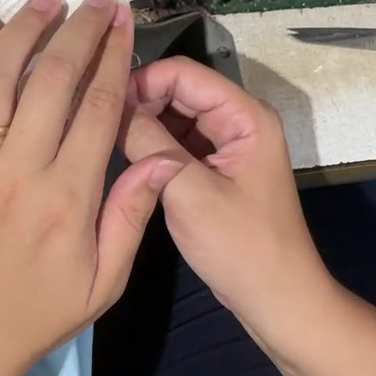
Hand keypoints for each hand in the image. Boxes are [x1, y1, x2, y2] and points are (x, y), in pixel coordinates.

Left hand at [0, 0, 185, 375]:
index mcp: (66, 197)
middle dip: (79, 31)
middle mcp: (19, 168)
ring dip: (24, 30)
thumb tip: (164, 159)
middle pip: (52, 80)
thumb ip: (132, 216)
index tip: (124, 21)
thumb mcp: (103, 283)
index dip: (114, 57)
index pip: (98, 108)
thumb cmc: (35, 315)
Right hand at [121, 58, 333, 338]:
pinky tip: (125, 156)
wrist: (278, 301)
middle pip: (179, 90)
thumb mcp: (190, 195)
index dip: (142, 81)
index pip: (184, 74)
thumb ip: (151, 146)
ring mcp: (227, 143)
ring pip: (174, 114)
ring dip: (143, 123)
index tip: (102, 104)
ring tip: (104, 138)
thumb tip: (113, 111)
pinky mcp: (215, 165)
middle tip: (97, 125)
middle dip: (139, 102)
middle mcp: (238, 119)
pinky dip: (152, 144)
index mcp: (244, 116)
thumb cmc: (243, 248)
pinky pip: (178, 139)